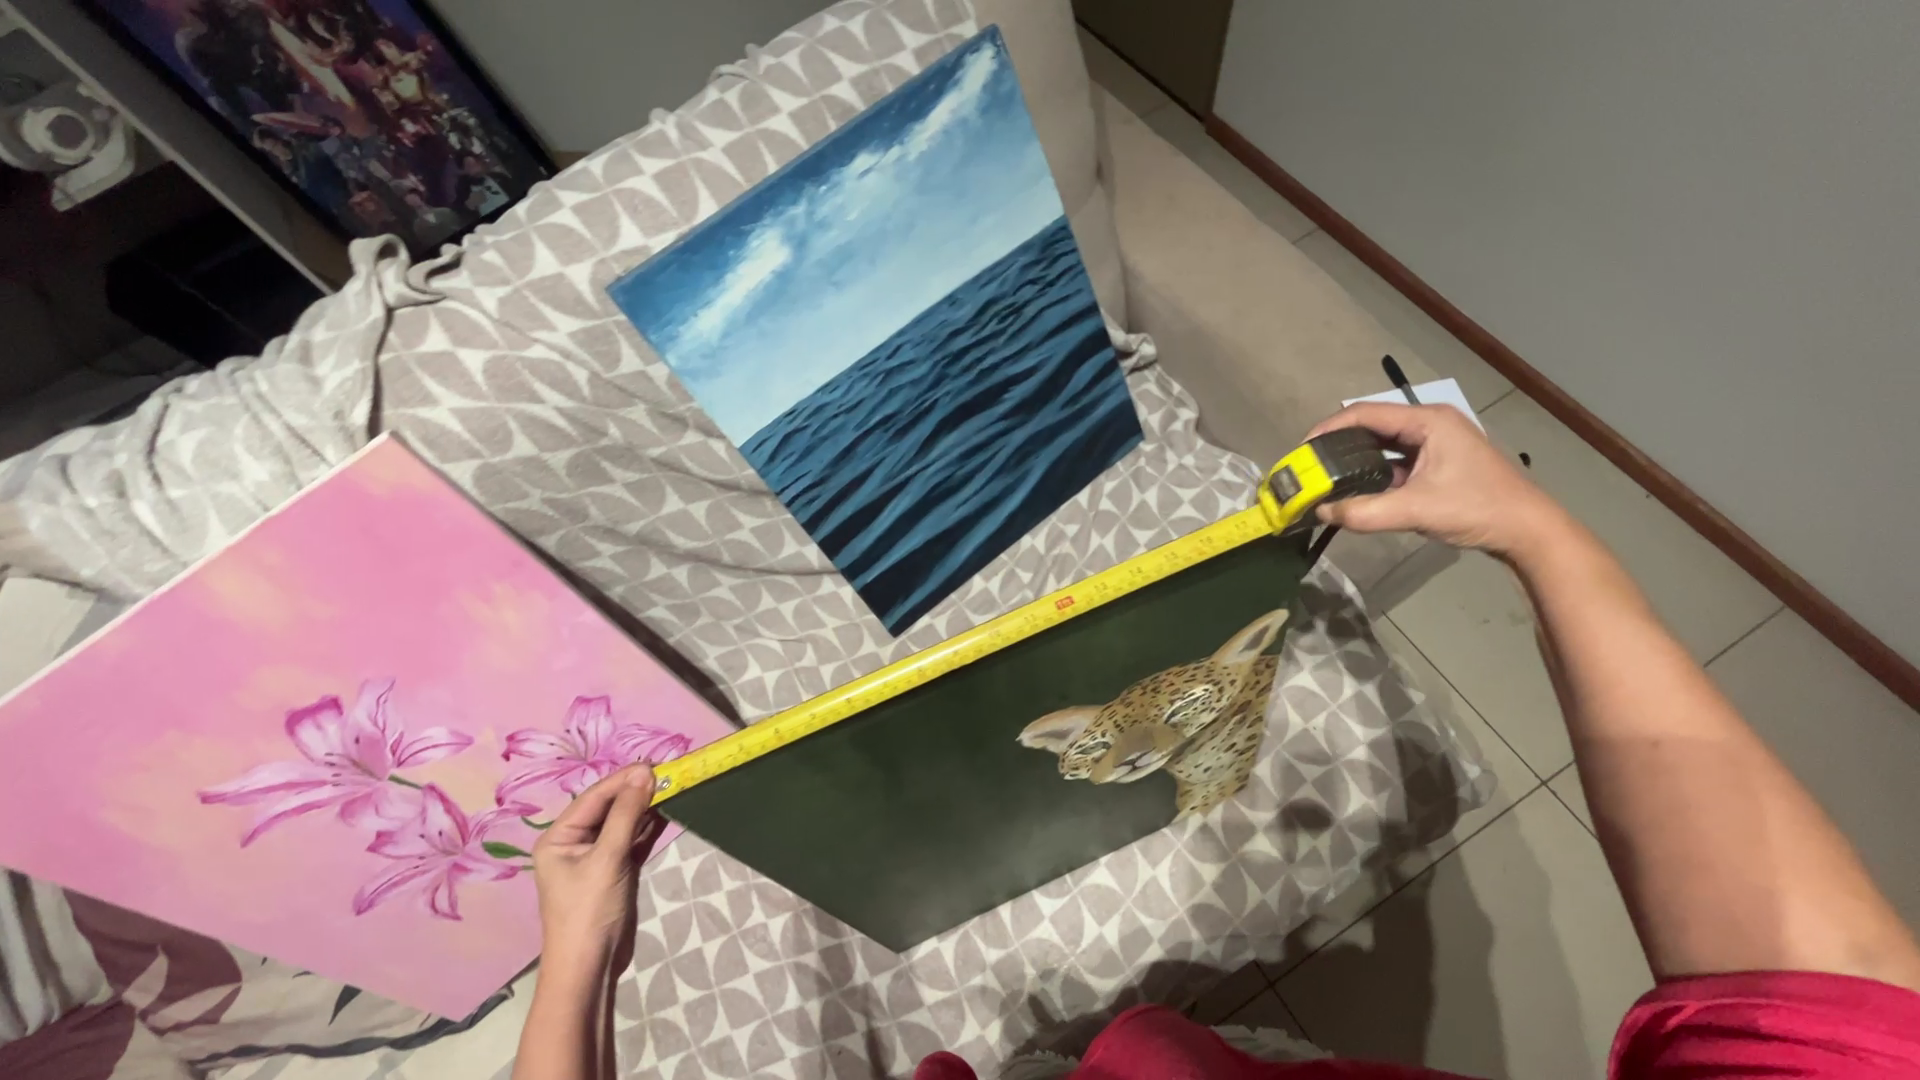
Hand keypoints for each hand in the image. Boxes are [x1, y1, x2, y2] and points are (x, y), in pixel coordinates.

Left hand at [531, 764, 660, 972]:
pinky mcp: (617, 869)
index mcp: (560, 837)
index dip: (625, 779)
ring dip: (648, 806)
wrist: (590, 968)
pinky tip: (670, 811)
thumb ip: (627, 814)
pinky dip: (651, 826)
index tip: (657, 765)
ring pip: (626, 821)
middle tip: (671, 776)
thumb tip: (646, 773)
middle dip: (638, 791)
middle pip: (611, 806)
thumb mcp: (608, 859)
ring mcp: (598, 856)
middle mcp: (576, 842)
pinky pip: (635, 839)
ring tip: (675, 788)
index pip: (595, 797)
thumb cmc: (589, 912)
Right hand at [1307, 402, 1569, 558]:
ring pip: (1381, 444)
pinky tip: (1354, 490)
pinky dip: (1371, 473)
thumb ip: (1364, 512)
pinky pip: (1393, 460)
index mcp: (1428, 421)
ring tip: (1325, 479)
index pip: (1364, 414)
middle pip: (1370, 426)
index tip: (1301, 452)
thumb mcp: (1416, 510)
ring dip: (1353, 460)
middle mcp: (1429, 423)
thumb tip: (1321, 512)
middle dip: (1336, 446)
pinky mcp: (1436, 462)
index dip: (1327, 429)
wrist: (1529, 531)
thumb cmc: (1478, 509)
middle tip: (1309, 468)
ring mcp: (1435, 443)